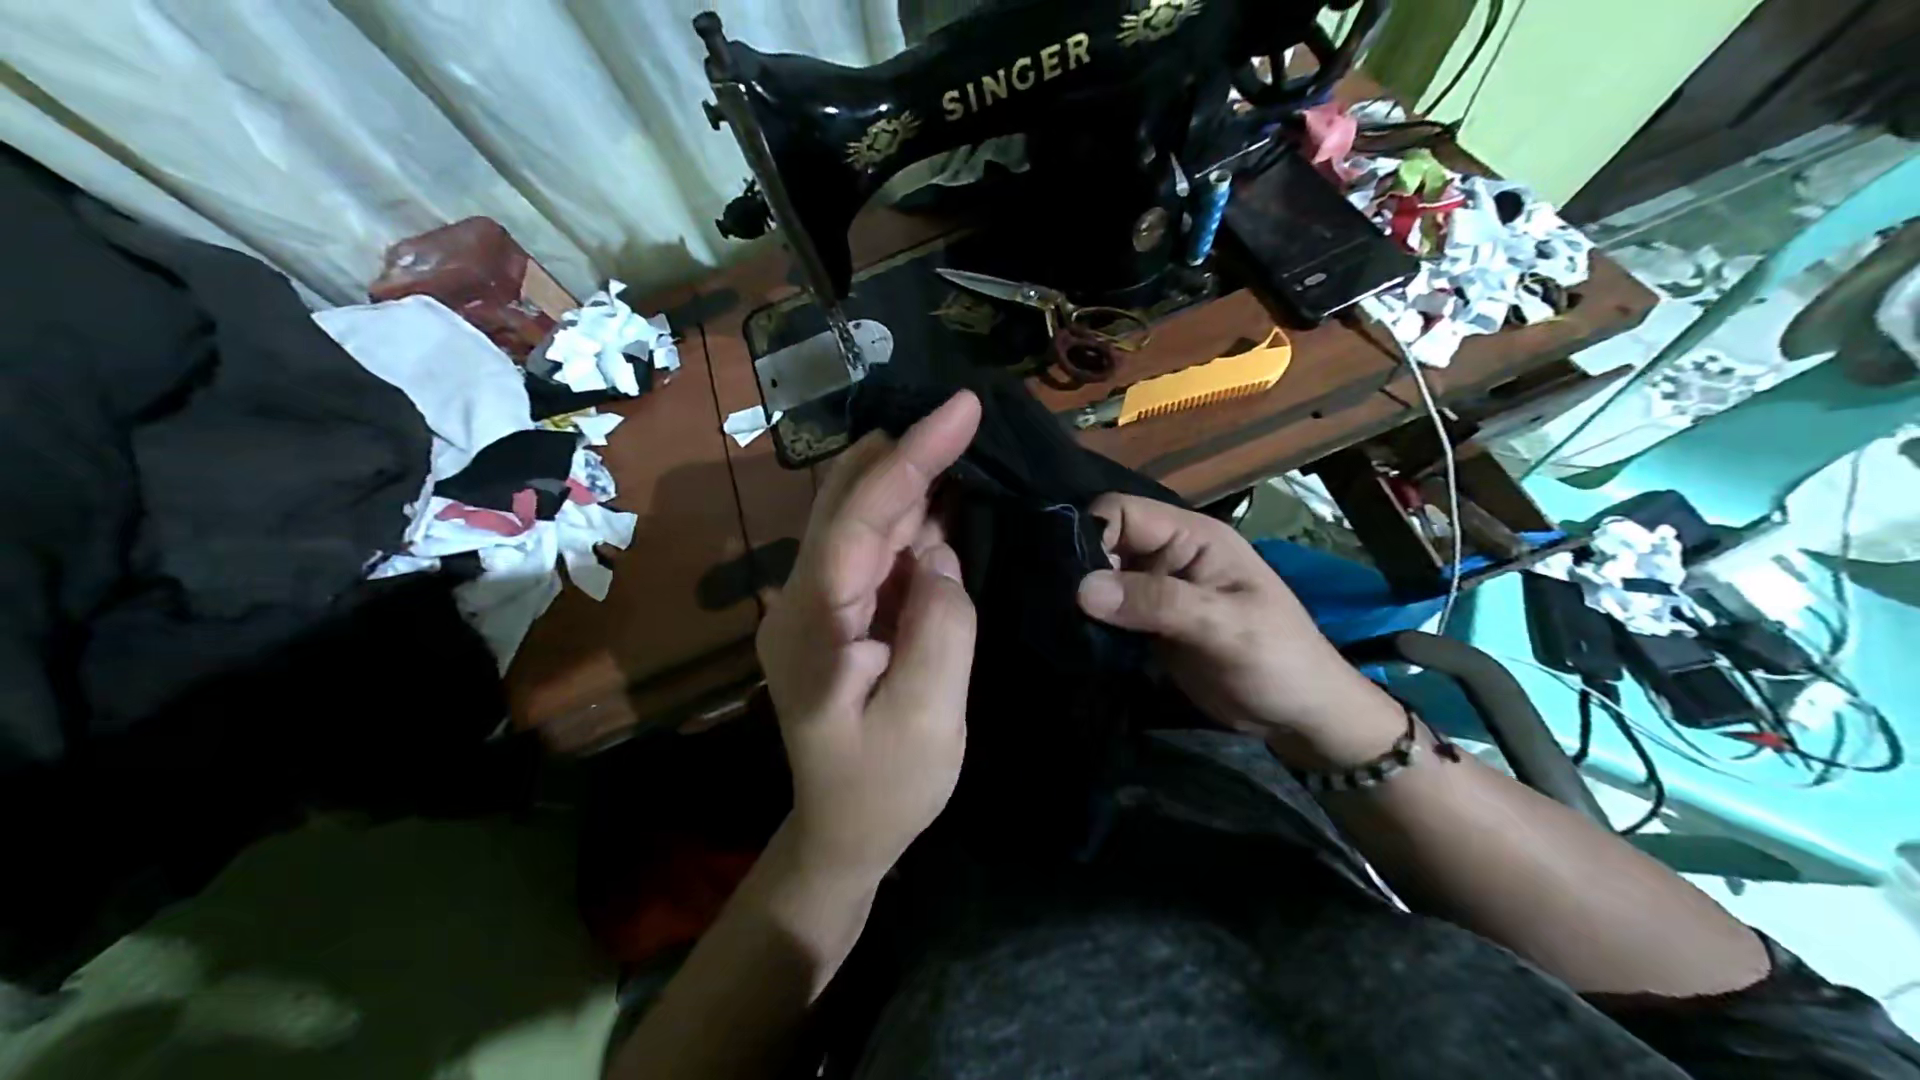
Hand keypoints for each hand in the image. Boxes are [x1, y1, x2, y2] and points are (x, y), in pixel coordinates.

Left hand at [756, 392, 981, 881]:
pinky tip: (947, 503)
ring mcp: (818, 602)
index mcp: (813, 621)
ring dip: (913, 480)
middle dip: (909, 452)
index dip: (912, 456)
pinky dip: (913, 518)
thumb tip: (939, 558)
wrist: (844, 833)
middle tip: (968, 418)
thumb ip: (940, 630)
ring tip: (965, 447)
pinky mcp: (839, 610)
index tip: (961, 407)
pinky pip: (876, 547)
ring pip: (863, 516)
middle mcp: (803, 597)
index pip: (860, 516)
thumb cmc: (884, 789)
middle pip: (851, 500)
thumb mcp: (926, 720)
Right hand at [1074, 494, 1403, 764]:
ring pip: (1100, 577)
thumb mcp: (1226, 627)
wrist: (1300, 717)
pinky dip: (1090, 621)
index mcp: (1192, 537)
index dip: (1091, 534)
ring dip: (1080, 598)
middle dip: (1078, 568)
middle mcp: (1168, 555)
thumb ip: (1158, 602)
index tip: (1070, 579)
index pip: (1121, 511)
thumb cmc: (1280, 661)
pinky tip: (1073, 637)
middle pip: (1104, 541)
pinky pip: (1107, 611)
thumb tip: (1082, 588)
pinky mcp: (1147, 623)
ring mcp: (1156, 590)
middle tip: (1054, 604)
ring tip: (1057, 622)